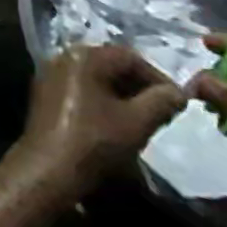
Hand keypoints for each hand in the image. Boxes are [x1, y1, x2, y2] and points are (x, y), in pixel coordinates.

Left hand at [8, 45, 185, 199]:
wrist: (47, 170)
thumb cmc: (94, 142)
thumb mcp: (136, 123)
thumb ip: (161, 103)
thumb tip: (180, 92)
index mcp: (84, 56)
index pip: (130, 57)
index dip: (158, 78)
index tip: (177, 102)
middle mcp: (64, 56)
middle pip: (111, 64)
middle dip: (140, 86)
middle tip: (162, 111)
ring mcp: (51, 74)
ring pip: (97, 77)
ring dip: (123, 94)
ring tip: (143, 119)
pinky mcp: (45, 93)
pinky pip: (81, 88)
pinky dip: (102, 100)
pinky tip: (115, 123)